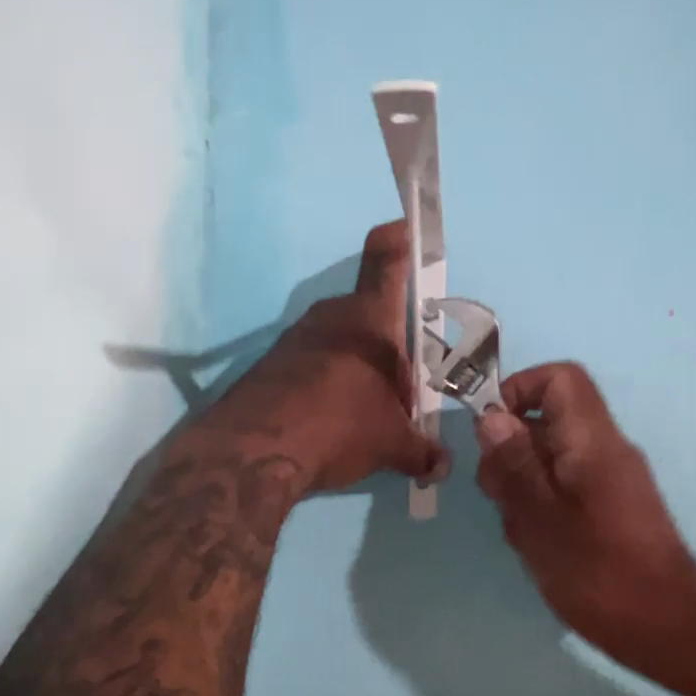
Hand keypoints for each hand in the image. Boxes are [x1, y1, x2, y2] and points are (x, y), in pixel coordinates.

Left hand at [196, 220, 446, 491]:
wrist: (253, 450)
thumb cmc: (338, 427)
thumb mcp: (391, 444)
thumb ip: (421, 450)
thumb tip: (442, 465)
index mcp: (371, 319)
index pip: (387, 258)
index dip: (400, 238)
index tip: (408, 231)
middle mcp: (331, 316)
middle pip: (369, 314)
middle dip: (389, 343)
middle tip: (404, 385)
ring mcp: (295, 338)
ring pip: (339, 341)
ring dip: (356, 367)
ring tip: (368, 413)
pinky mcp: (269, 364)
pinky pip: (311, 363)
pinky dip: (326, 383)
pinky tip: (331, 422)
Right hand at [474, 362, 695, 665]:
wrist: (666, 629)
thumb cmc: (598, 575)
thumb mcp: (540, 520)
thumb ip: (514, 465)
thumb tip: (492, 417)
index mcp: (593, 443)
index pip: (560, 379)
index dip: (518, 391)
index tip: (488, 432)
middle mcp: (606, 451)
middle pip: (548, 420)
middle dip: (508, 450)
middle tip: (497, 495)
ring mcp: (610, 480)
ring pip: (549, 458)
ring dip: (520, 483)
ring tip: (517, 527)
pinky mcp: (609, 508)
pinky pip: (563, 487)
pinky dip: (538, 505)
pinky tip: (532, 542)